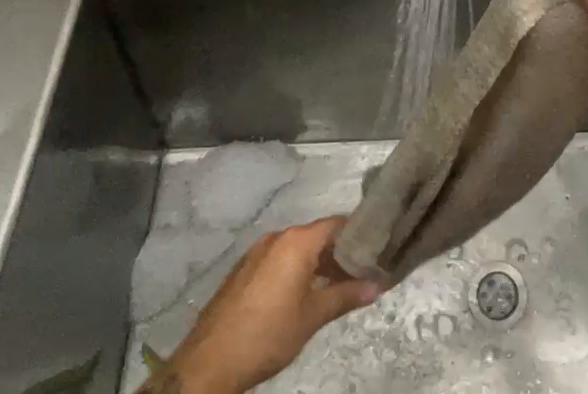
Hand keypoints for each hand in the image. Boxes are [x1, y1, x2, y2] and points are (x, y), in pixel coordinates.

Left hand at [146, 216, 381, 393]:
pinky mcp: (243, 271)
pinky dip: (296, 271)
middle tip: (363, 273)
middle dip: (340, 253)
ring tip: (338, 286)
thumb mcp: (313, 316)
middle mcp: (276, 238)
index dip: (360, 234)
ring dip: (318, 264)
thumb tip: (377, 286)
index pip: (337, 224)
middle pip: (317, 236)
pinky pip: (278, 261)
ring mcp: (255, 253)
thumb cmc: (268, 334)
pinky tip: (305, 295)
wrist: (209, 363)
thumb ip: (346, 295)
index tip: (378, 249)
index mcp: (296, 242)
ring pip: (297, 249)